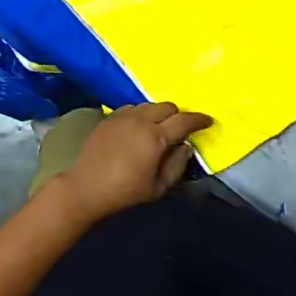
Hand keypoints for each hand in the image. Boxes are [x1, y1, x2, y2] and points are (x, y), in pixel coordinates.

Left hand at [53, 102, 212, 224]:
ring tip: (161, 127)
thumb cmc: (126, 190)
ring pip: (148, 105)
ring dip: (159, 112)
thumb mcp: (159, 186)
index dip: (199, 119)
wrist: (87, 186)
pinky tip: (140, 127)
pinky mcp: (108, 118)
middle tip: (182, 128)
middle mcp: (140, 120)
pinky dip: (142, 113)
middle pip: (167, 106)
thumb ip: (177, 164)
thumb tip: (186, 146)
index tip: (208, 121)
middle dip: (179, 115)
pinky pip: (131, 108)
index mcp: (155, 137)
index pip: (184, 120)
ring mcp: (122, 116)